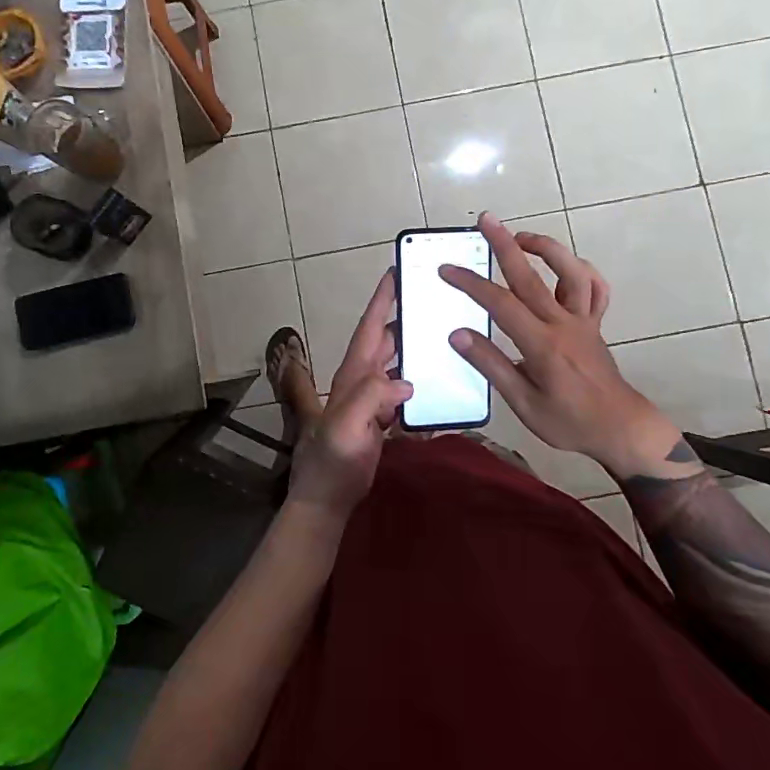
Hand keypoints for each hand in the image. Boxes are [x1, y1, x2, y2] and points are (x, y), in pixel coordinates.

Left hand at [287, 271, 414, 519]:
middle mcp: (358, 381)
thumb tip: (405, 380)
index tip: (395, 273)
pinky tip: (437, 377)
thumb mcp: (346, 430)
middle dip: (403, 316)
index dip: (380, 302)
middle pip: (383, 340)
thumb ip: (369, 401)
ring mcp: (367, 400)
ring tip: (443, 329)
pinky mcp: (377, 419)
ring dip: (412, 345)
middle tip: (433, 297)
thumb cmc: (333, 463)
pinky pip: (399, 389)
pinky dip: (416, 377)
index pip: (368, 331)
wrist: (325, 497)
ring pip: (392, 362)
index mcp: (350, 377)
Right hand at [438, 214, 680, 475]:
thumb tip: (457, 334)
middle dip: (505, 245)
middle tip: (486, 220)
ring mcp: (583, 322)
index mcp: (542, 343)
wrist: (623, 430)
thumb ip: (491, 364)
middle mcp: (564, 324)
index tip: (446, 270)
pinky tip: (563, 265)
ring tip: (522, 237)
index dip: (471, 283)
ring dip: (547, 249)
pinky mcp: (595, 326)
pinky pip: (595, 290)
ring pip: (571, 273)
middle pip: (531, 276)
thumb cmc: (569, 421)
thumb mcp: (523, 401)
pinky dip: (580, 271)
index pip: (500, 303)